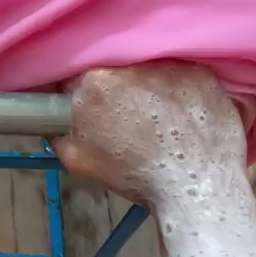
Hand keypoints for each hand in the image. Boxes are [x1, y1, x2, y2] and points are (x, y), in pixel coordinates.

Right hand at [53, 63, 244, 206]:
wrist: (198, 191)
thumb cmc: (137, 177)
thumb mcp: (80, 163)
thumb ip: (59, 136)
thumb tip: (55, 125)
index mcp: (94, 83)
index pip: (79, 76)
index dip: (84, 92)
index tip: (94, 107)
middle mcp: (129, 65)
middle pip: (116, 69)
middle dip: (118, 87)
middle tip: (129, 113)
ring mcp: (168, 66)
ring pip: (150, 69)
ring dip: (150, 85)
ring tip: (160, 113)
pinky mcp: (200, 73)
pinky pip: (183, 74)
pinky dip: (181, 90)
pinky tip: (186, 111)